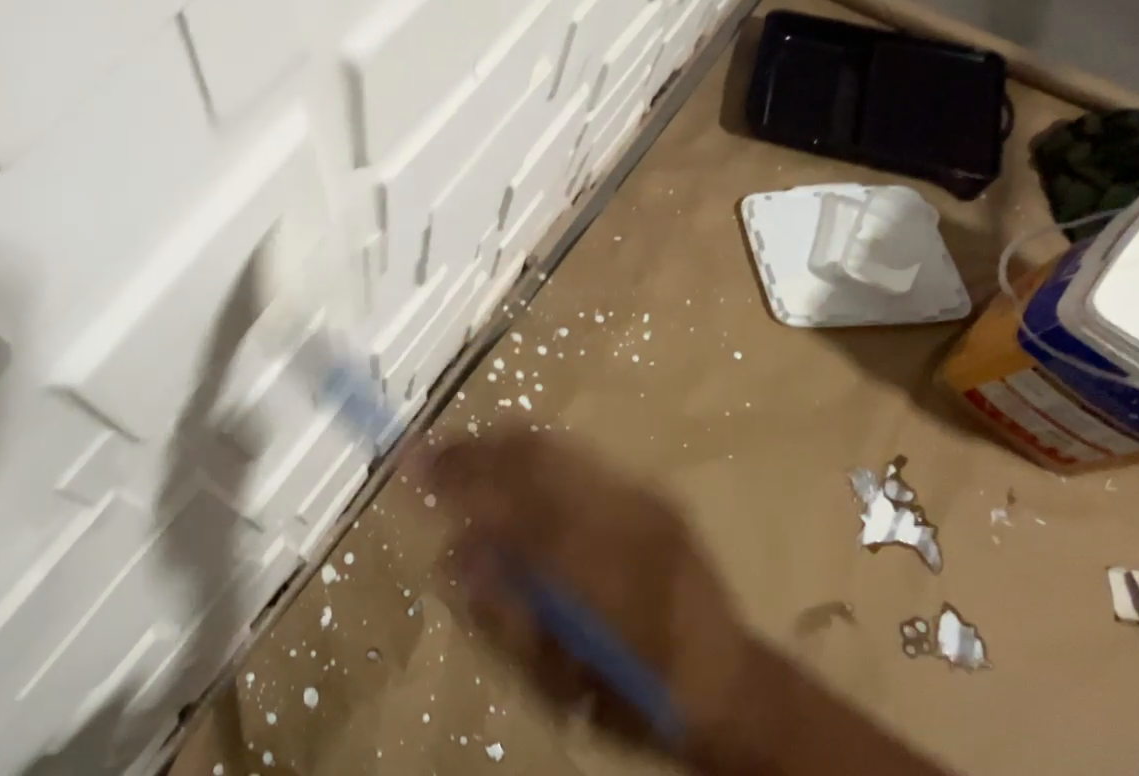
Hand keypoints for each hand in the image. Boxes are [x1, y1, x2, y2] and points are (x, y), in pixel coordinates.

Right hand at [421, 429, 749, 751]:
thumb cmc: (628, 695)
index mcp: (594, 578)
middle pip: (526, 460)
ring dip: (493, 443)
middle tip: (421, 452)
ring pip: (549, 446)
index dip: (453, 481)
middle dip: (467, 449)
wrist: (730, 685)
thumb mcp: (553, 680)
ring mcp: (642, 499)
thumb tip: (452, 552)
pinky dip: (529, 450)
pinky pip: (575, 454)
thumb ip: (499, 615)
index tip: (408, 469)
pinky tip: (505, 456)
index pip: (507, 509)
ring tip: (456, 449)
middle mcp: (620, 524)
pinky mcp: (652, 492)